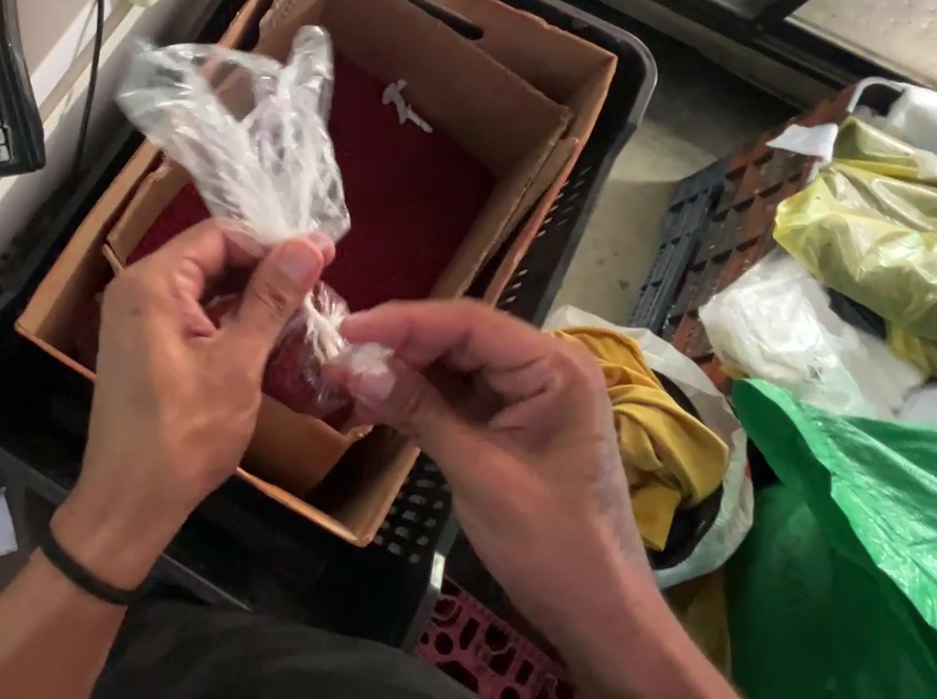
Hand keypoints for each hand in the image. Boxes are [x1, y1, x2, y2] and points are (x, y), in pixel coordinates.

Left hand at [52, 220, 327, 586]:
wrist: (129, 504)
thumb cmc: (183, 435)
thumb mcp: (236, 363)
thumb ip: (271, 298)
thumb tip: (309, 243)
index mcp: (152, 283)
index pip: (219, 235)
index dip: (272, 241)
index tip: (323, 256)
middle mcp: (138, 288)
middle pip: (211, 255)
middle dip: (265, 266)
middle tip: (320, 280)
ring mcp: (139, 316)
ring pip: (205, 283)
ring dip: (251, 292)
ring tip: (304, 304)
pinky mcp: (146, 341)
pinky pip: (193, 310)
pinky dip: (230, 315)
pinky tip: (268, 328)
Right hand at [327, 301, 644, 632]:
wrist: (598, 615)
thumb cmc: (553, 545)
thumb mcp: (479, 473)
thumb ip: (418, 412)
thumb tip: (353, 369)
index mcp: (554, 367)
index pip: (469, 323)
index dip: (403, 322)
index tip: (348, 330)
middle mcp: (542, 366)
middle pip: (458, 337)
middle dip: (397, 347)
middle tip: (338, 359)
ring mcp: (527, 393)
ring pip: (451, 363)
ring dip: (400, 371)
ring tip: (346, 379)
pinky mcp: (509, 418)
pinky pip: (455, 393)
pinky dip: (415, 397)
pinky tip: (375, 403)